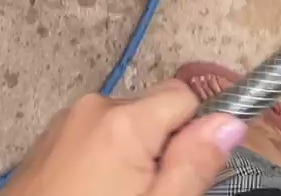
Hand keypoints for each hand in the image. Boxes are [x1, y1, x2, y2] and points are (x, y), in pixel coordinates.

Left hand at [0, 81, 247, 195]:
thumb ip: (194, 164)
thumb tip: (231, 120)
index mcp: (124, 120)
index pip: (183, 95)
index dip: (198, 131)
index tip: (194, 171)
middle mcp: (94, 106)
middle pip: (152, 109)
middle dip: (163, 147)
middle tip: (155, 195)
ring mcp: (66, 120)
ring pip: (123, 125)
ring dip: (134, 156)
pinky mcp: (49, 138)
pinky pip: (95, 136)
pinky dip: (105, 160)